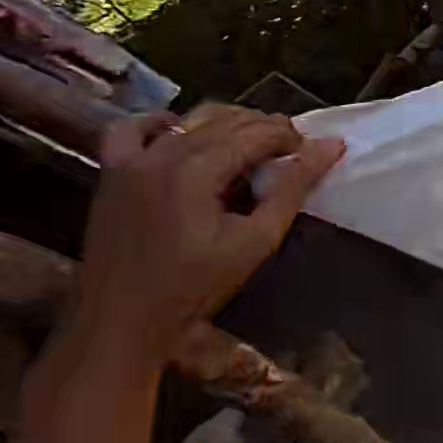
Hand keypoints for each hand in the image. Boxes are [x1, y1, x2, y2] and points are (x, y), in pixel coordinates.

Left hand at [78, 105, 344, 356]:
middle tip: (290, 156)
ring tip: (252, 150)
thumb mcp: (258, 239)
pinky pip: (131, 129)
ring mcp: (130, 162)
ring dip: (230, 124)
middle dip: (268, 130)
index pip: (258, 132)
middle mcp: (161, 156)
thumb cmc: (195, 286)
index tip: (310, 157)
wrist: (120, 323)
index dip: (291, 138)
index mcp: (195, 171)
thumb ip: (294, 187)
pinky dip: (162, 123)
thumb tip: (331, 146)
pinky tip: (183, 133)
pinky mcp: (112, 175)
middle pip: (228, 120)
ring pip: (192, 119)